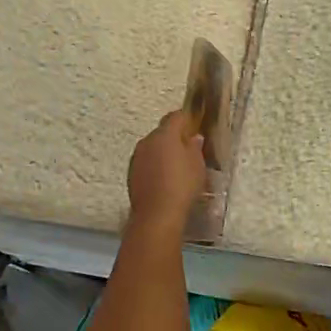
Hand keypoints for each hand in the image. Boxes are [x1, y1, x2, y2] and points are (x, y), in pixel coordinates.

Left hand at [127, 110, 205, 232]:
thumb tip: (193, 138)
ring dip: (164, 151)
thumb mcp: (198, 165)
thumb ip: (195, 147)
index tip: (196, 124)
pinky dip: (156, 165)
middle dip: (175, 137)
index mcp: (164, 135)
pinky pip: (147, 161)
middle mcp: (147, 141)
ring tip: (178, 166)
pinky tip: (166, 179)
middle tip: (190, 148)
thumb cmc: (182, 184)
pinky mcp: (132, 173)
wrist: (156, 214)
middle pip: (163, 132)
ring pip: (153, 147)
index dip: (187, 118)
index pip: (175, 116)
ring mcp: (137, 158)